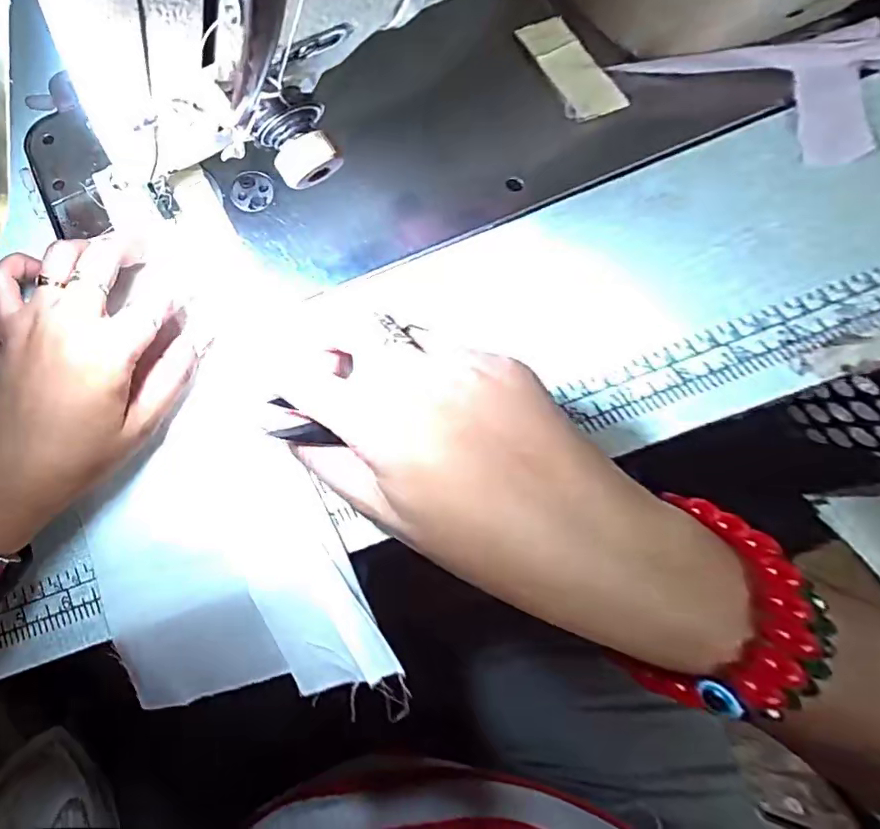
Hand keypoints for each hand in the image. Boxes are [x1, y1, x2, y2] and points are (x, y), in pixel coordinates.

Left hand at [0, 236, 198, 553]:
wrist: (7, 477)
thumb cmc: (78, 457)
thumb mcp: (138, 427)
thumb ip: (173, 375)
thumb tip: (201, 333)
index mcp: (108, 349)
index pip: (155, 299)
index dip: (179, 291)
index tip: (189, 292)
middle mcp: (69, 320)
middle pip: (104, 257)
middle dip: (134, 246)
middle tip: (149, 251)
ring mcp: (31, 317)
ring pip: (59, 254)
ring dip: (87, 247)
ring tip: (104, 257)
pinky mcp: (3, 324)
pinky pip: (3, 276)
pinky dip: (21, 263)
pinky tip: (40, 271)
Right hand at [274, 324, 752, 673]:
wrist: (591, 538)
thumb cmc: (479, 544)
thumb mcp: (389, 515)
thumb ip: (330, 463)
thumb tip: (292, 430)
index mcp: (379, 424)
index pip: (303, 374)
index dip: (288, 381)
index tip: (291, 394)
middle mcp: (413, 377)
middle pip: (348, 336)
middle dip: (336, 359)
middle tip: (350, 397)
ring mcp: (461, 359)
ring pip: (397, 342)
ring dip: (389, 367)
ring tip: (420, 413)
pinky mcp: (499, 356)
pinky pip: (445, 351)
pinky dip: (437, 374)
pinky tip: (465, 414)